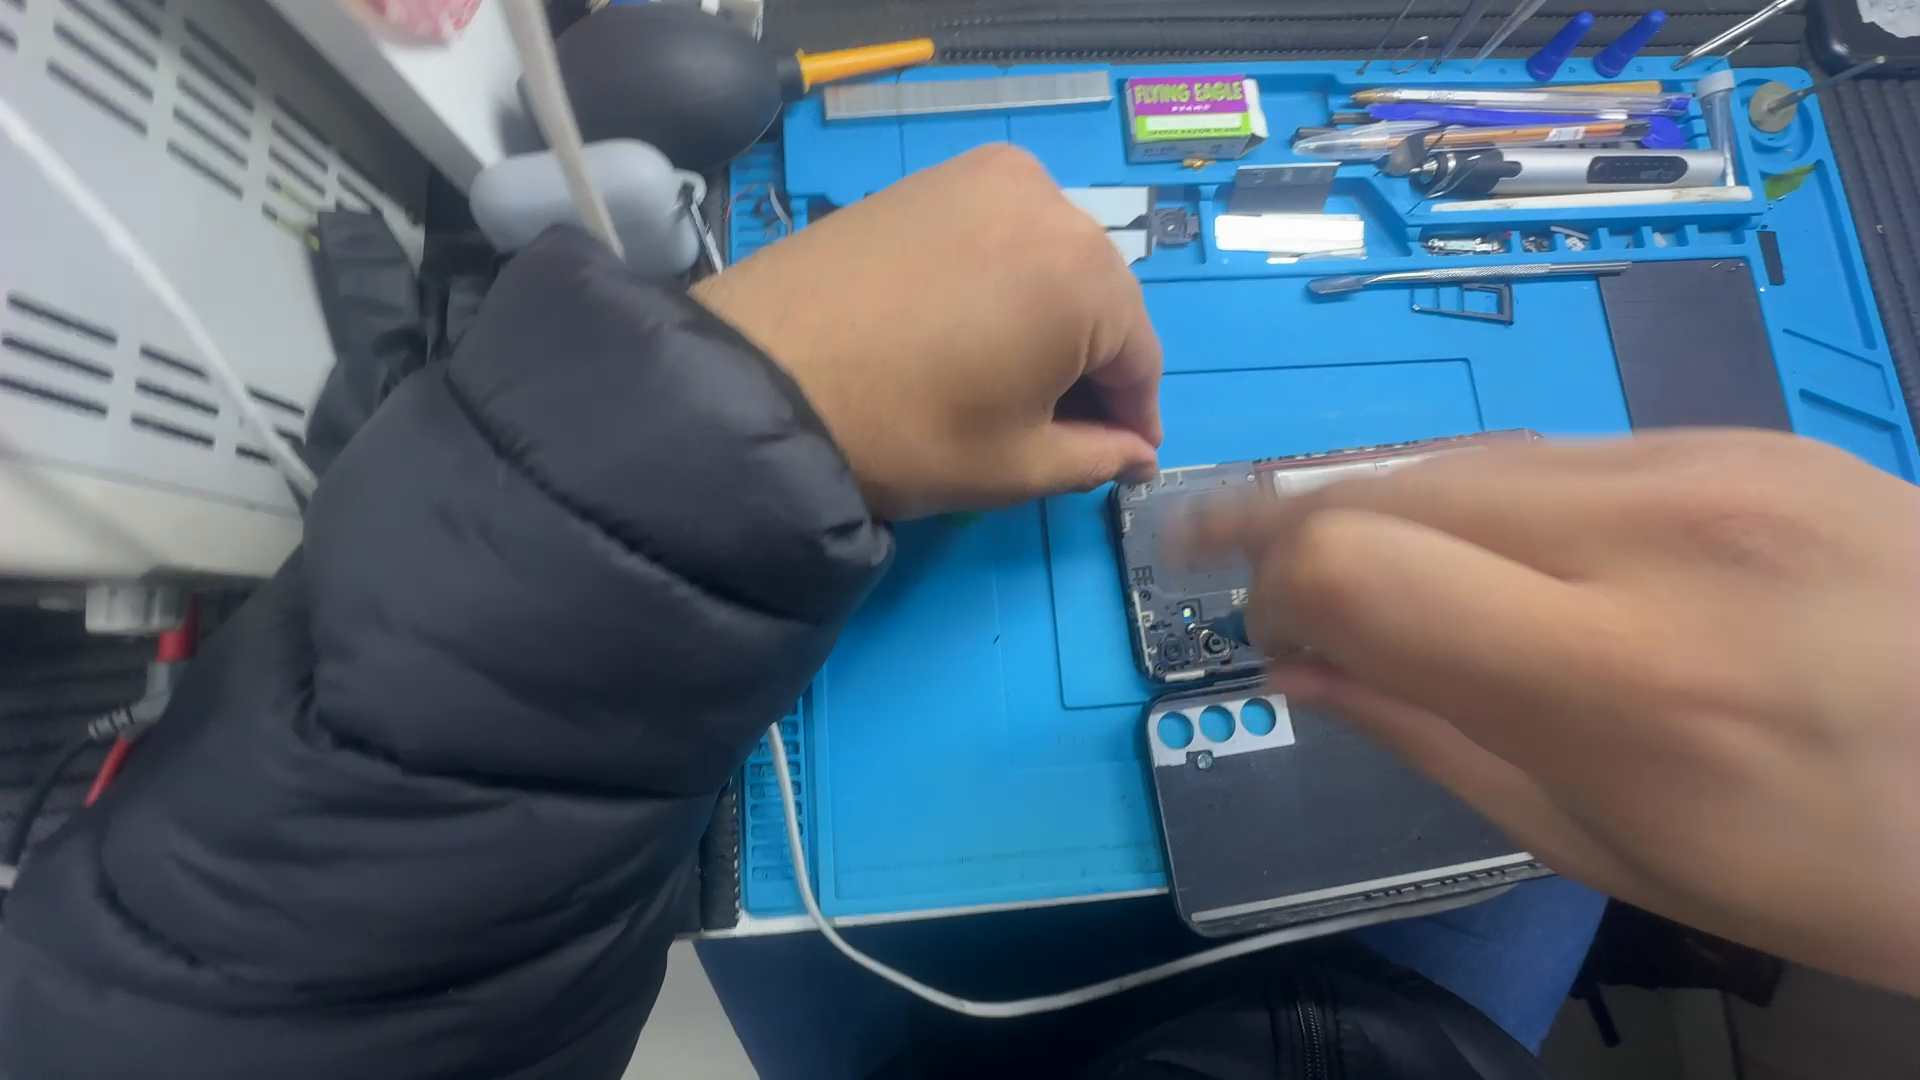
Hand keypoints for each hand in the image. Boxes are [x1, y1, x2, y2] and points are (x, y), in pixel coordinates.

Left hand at [692, 145, 1161, 520]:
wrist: (760, 384)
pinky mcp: (929, 180)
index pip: (1140, 354)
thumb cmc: (906, 436)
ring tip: (1013, 386)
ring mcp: (981, 178)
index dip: (1135, 415)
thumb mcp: (1016, 465)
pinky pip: (999, 239)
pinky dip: (1004, 289)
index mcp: (1085, 274)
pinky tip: (972, 336)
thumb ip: (1097, 458)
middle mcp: (1046, 202)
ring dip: (1048, 327)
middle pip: (1097, 302)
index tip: (1126, 455)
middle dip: (1090, 371)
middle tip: (1066, 430)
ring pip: (1049, 266)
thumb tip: (1138, 453)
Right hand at [1190, 430, 1919, 992]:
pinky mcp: (1722, 434)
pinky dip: (1455, 506)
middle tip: (1283, 599)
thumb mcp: (1593, 842)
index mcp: (1618, 675)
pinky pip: (1519, 456)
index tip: (1268, 632)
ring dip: (1367, 519)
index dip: (1271, 589)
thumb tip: (1289, 667)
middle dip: (1291, 540)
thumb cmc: (1835, 862)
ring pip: (1433, 461)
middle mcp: (1650, 532)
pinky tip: (1480, 556)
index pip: (1348, 568)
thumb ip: (1416, 735)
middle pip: (1370, 492)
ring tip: (1372, 578)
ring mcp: (1695, 462)